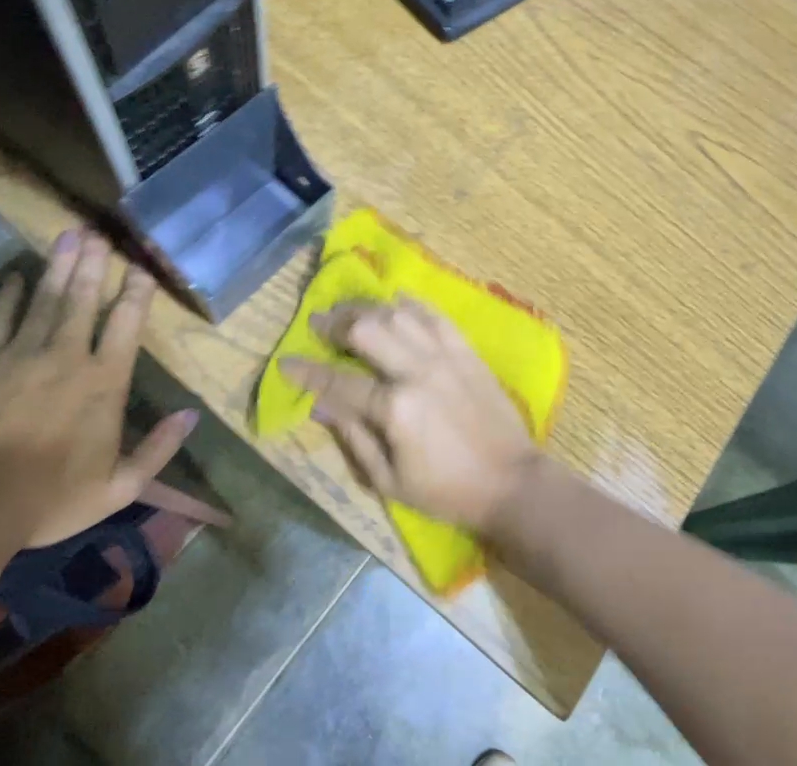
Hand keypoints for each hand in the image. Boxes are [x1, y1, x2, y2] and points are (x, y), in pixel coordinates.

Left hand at [0, 228, 197, 548]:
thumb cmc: (52, 499)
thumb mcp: (120, 487)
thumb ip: (159, 448)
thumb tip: (192, 415)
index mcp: (104, 383)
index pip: (125, 325)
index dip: (135, 293)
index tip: (141, 266)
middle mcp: (66, 357)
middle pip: (82, 300)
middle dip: (92, 265)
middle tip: (98, 233)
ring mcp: (20, 356)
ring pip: (44, 301)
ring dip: (57, 267)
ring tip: (67, 236)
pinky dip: (6, 297)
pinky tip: (14, 277)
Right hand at [280, 300, 542, 534]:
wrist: (510, 482)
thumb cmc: (446, 491)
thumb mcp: (389, 480)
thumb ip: (353, 438)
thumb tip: (322, 405)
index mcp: (396, 408)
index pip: (339, 382)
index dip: (307, 373)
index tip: (286, 363)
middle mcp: (418, 371)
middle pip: (367, 329)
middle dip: (336, 323)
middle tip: (319, 325)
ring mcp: (446, 356)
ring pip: (399, 314)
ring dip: (369, 308)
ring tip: (350, 312)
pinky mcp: (467, 352)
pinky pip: (435, 316)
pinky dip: (411, 306)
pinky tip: (394, 305)